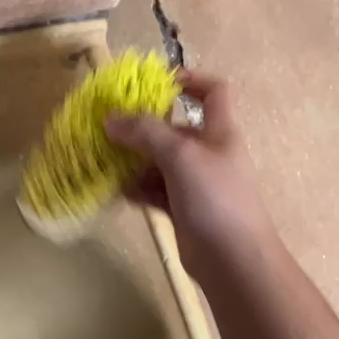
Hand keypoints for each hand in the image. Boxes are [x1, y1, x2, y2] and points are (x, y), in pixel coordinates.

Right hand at [106, 72, 273, 265]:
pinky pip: (156, 191)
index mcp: (220, 132)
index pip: (213, 92)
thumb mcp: (181, 156)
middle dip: (144, 128)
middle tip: (109, 128)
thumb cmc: (215, 198)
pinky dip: (137, 188)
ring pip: (160, 163)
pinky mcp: (183, 210)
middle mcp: (208, 154)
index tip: (159, 83)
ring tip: (105, 161)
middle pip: (175, 130)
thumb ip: (146, 133)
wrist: (233, 258)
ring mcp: (195, 184)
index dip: (191, 79)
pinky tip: (116, 190)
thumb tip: (111, 119)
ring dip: (134, 161)